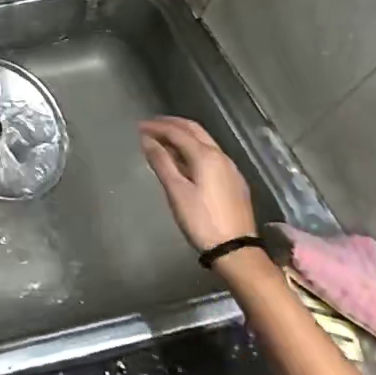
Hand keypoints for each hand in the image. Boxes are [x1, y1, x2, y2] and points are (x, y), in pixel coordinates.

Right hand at [139, 116, 256, 250]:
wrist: (236, 250)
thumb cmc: (201, 220)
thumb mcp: (177, 191)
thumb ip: (162, 163)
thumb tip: (147, 140)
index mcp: (206, 156)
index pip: (178, 132)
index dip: (157, 127)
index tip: (139, 126)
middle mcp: (220, 155)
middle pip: (194, 130)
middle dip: (172, 124)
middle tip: (152, 125)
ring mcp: (230, 167)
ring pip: (204, 141)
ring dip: (183, 136)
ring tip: (164, 140)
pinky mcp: (234, 180)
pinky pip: (211, 154)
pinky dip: (193, 148)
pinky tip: (184, 159)